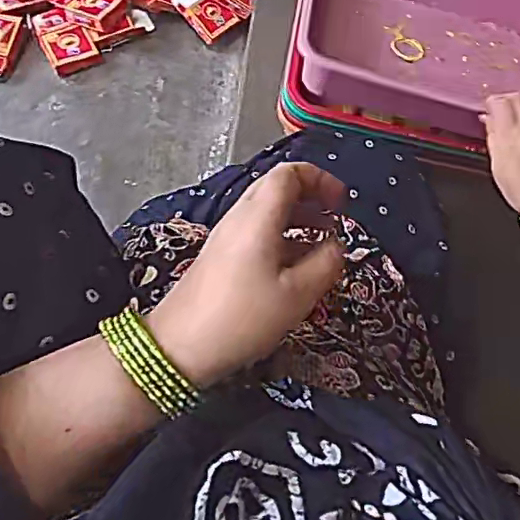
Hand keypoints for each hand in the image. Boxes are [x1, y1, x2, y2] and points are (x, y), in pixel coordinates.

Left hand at [145, 162, 346, 386]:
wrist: (178, 346)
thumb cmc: (242, 317)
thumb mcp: (297, 295)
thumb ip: (326, 263)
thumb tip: (338, 245)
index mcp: (259, 216)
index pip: (289, 173)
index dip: (320, 179)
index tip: (341, 202)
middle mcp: (241, 217)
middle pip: (277, 186)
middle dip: (311, 195)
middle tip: (334, 217)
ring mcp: (227, 235)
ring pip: (267, 208)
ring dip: (298, 216)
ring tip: (321, 241)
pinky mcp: (221, 255)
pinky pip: (256, 229)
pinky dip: (282, 234)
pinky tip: (295, 264)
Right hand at [483, 92, 519, 210]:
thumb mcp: (497, 163)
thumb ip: (493, 137)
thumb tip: (489, 121)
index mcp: (511, 131)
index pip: (499, 102)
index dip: (491, 103)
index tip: (487, 110)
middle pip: (517, 97)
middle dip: (505, 100)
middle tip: (499, 110)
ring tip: (516, 112)